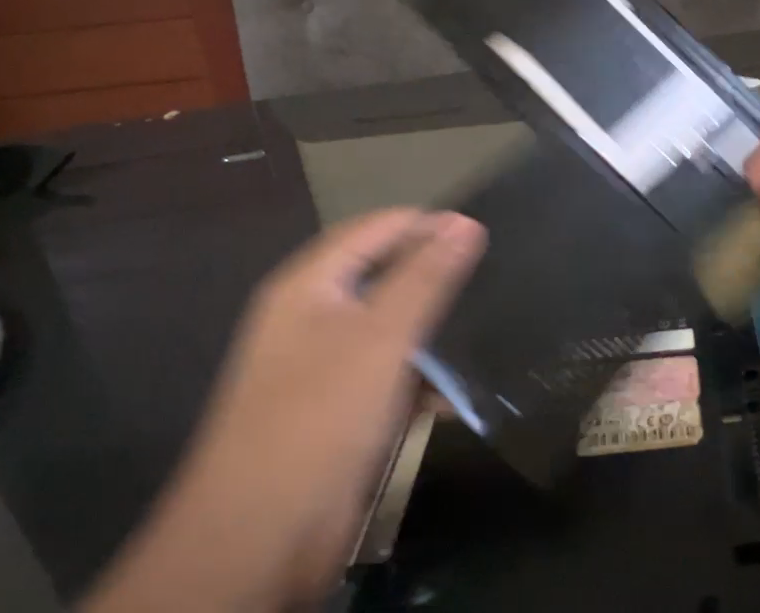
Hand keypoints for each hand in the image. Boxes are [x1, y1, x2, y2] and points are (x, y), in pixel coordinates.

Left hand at [85, 210, 485, 611]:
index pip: (377, 228)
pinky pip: (390, 378)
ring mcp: (326, 368)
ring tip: (495, 326)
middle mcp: (314, 318)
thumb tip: (464, 221)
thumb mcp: (380, 337)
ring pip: (393, 331)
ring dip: (436, 333)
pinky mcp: (342, 413)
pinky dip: (423, 380)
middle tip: (499, 277)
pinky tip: (464, 390)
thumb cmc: (319, 417)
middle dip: (437, 278)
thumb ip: (424, 276)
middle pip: (385, 277)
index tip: (489, 236)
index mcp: (309, 286)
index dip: (429, 226)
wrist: (259, 538)